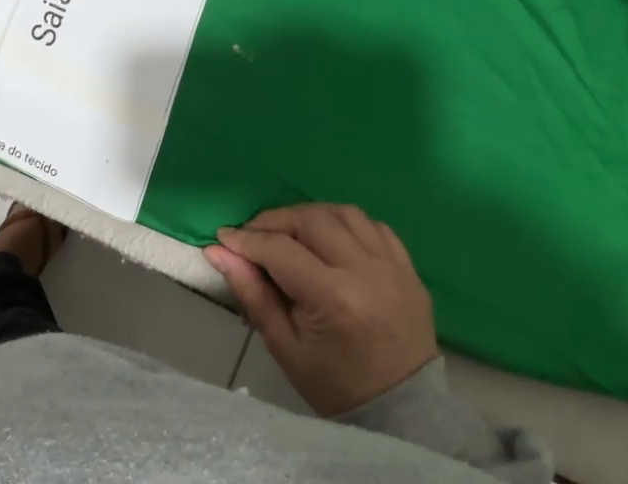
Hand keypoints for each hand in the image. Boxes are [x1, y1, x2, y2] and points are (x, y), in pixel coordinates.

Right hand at [203, 203, 436, 417]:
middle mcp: (368, 274)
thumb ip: (250, 293)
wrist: (402, 413)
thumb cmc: (335, 384)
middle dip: (273, 221)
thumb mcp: (282, 345)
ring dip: (309, 216)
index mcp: (335, 299)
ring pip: (344, 214)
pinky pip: (375, 227)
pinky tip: (329, 239)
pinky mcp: (410, 271)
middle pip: (311, 220)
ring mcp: (395, 270)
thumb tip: (217, 250)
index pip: (280, 249)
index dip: (246, 239)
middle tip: (253, 236)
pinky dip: (346, 224)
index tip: (223, 238)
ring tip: (290, 233)